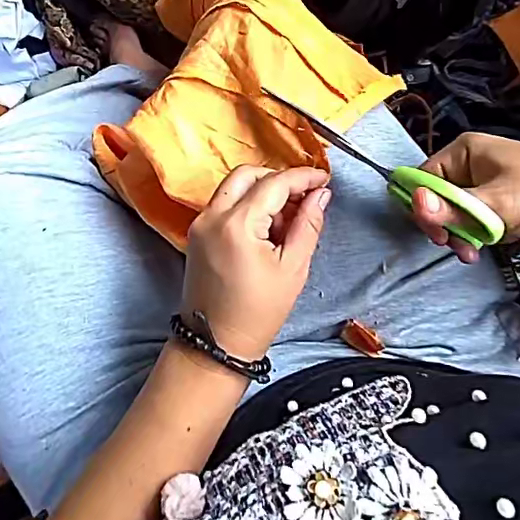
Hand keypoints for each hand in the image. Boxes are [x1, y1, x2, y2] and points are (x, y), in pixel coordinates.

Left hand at [181, 165, 331, 358]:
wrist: (217, 344)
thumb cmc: (256, 313)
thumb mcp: (293, 267)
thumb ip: (308, 224)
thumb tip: (320, 195)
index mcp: (237, 225)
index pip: (274, 183)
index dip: (303, 177)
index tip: (323, 178)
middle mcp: (212, 217)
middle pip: (248, 174)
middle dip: (279, 178)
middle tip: (305, 196)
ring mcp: (200, 224)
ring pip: (234, 186)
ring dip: (263, 190)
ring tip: (288, 219)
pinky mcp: (197, 234)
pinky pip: (224, 204)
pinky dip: (248, 204)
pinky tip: (268, 228)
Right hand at [410, 132, 519, 262]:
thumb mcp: (499, 205)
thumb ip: (454, 207)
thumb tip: (412, 203)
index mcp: (467, 149)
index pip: (423, 178)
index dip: (424, 207)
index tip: (438, 233)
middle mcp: (473, 162)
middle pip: (436, 197)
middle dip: (443, 225)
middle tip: (458, 245)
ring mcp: (487, 183)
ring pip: (453, 213)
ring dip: (459, 235)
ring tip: (474, 250)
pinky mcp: (500, 203)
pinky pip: (473, 220)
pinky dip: (474, 236)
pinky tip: (483, 249)